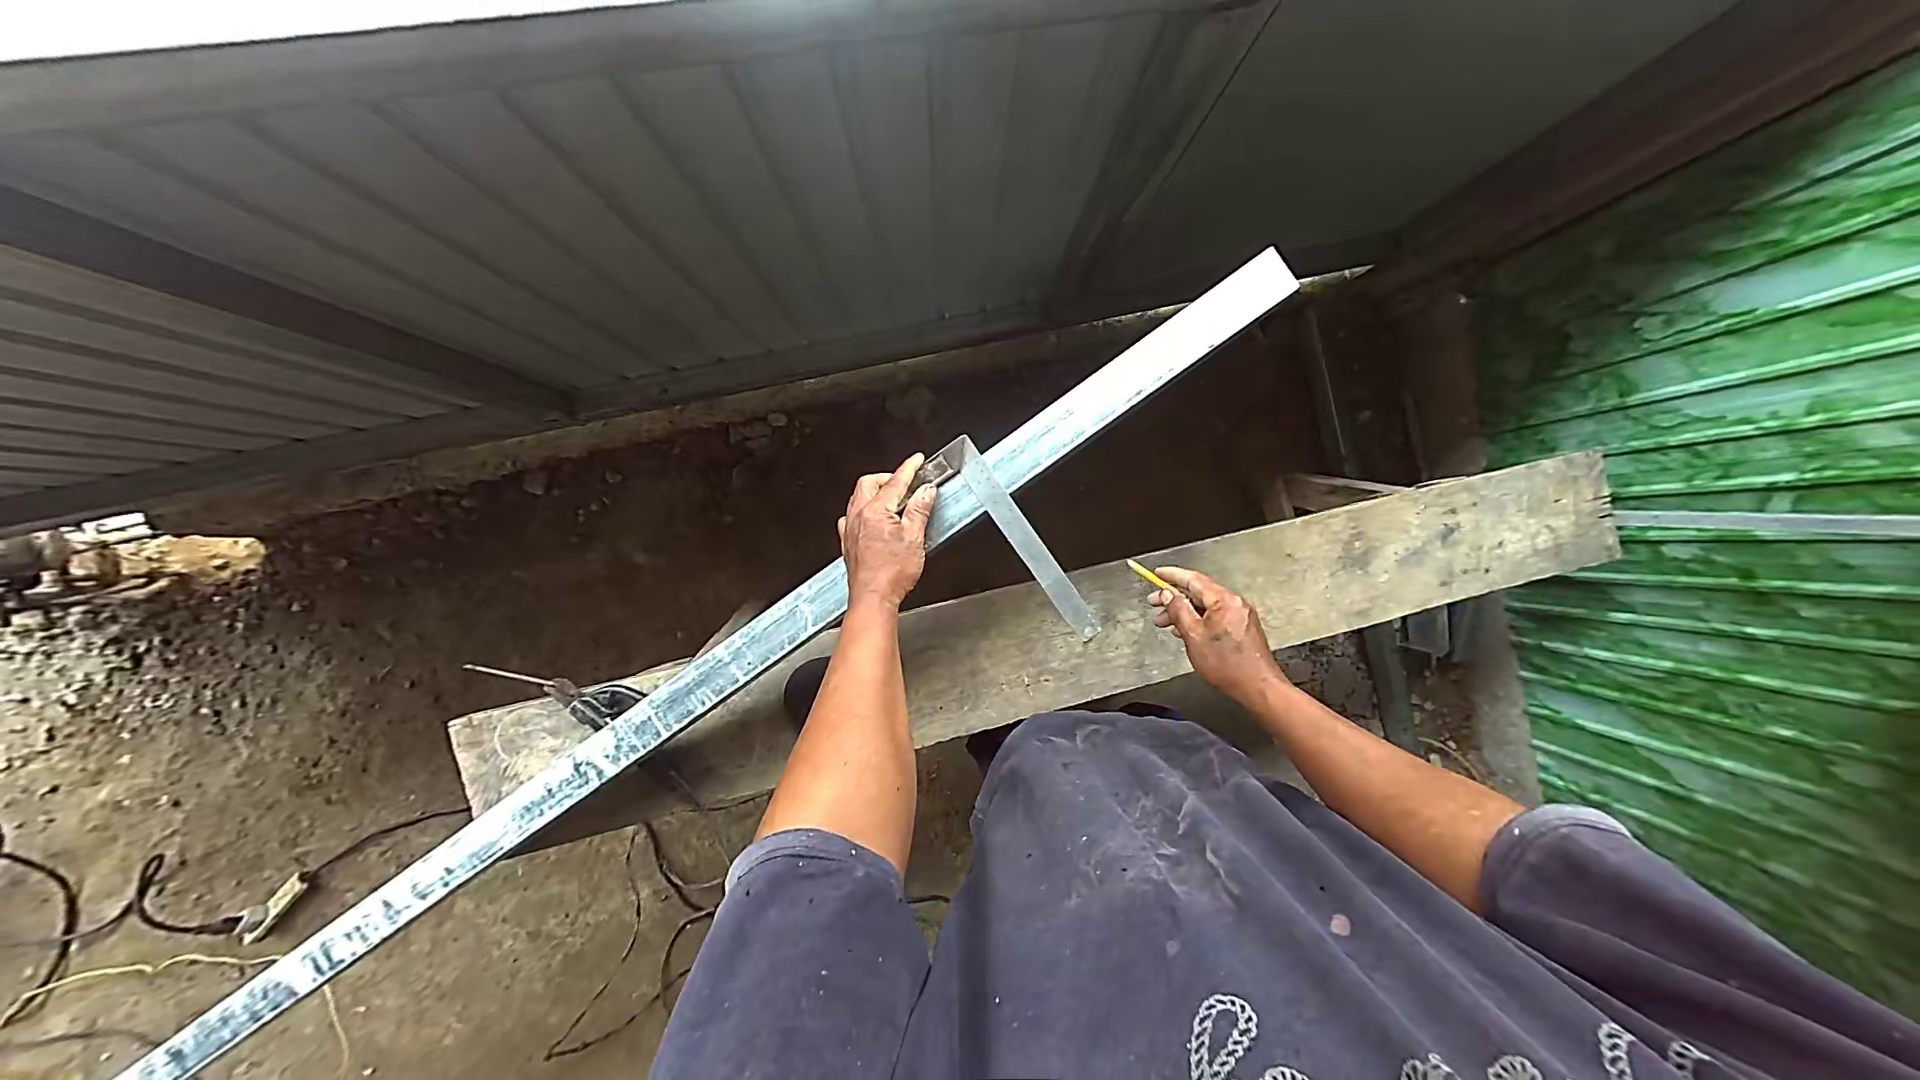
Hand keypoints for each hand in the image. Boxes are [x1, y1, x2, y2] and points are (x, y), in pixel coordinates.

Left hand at [838, 453, 937, 607]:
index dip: (909, 468)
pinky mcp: (848, 543)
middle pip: (869, 483)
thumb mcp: (914, 538)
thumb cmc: (891, 574)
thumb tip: (925, 491)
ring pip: (857, 498)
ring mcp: (851, 530)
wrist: (873, 598)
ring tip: (891, 497)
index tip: (917, 461)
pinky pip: (851, 516)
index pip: (895, 482)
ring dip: (874, 492)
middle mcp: (858, 516)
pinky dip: (862, 510)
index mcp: (875, 511)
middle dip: (887, 478)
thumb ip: (919, 510)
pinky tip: (871, 519)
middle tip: (904, 481)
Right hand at [1151, 566, 1287, 705]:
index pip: (1193, 579)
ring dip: (1185, 610)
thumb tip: (1168, 594)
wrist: (1257, 686)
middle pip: (1199, 591)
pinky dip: (1198, 618)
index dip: (1172, 575)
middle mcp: (1235, 603)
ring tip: (1166, 620)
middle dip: (1174, 596)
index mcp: (1224, 600)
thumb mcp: (1193, 635)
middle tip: (1155, 601)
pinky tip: (1187, 628)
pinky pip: (1216, 614)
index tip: (1158, 574)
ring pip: (1206, 604)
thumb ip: (1178, 610)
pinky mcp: (1242, 626)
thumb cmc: (1230, 666)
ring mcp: (1241, 614)